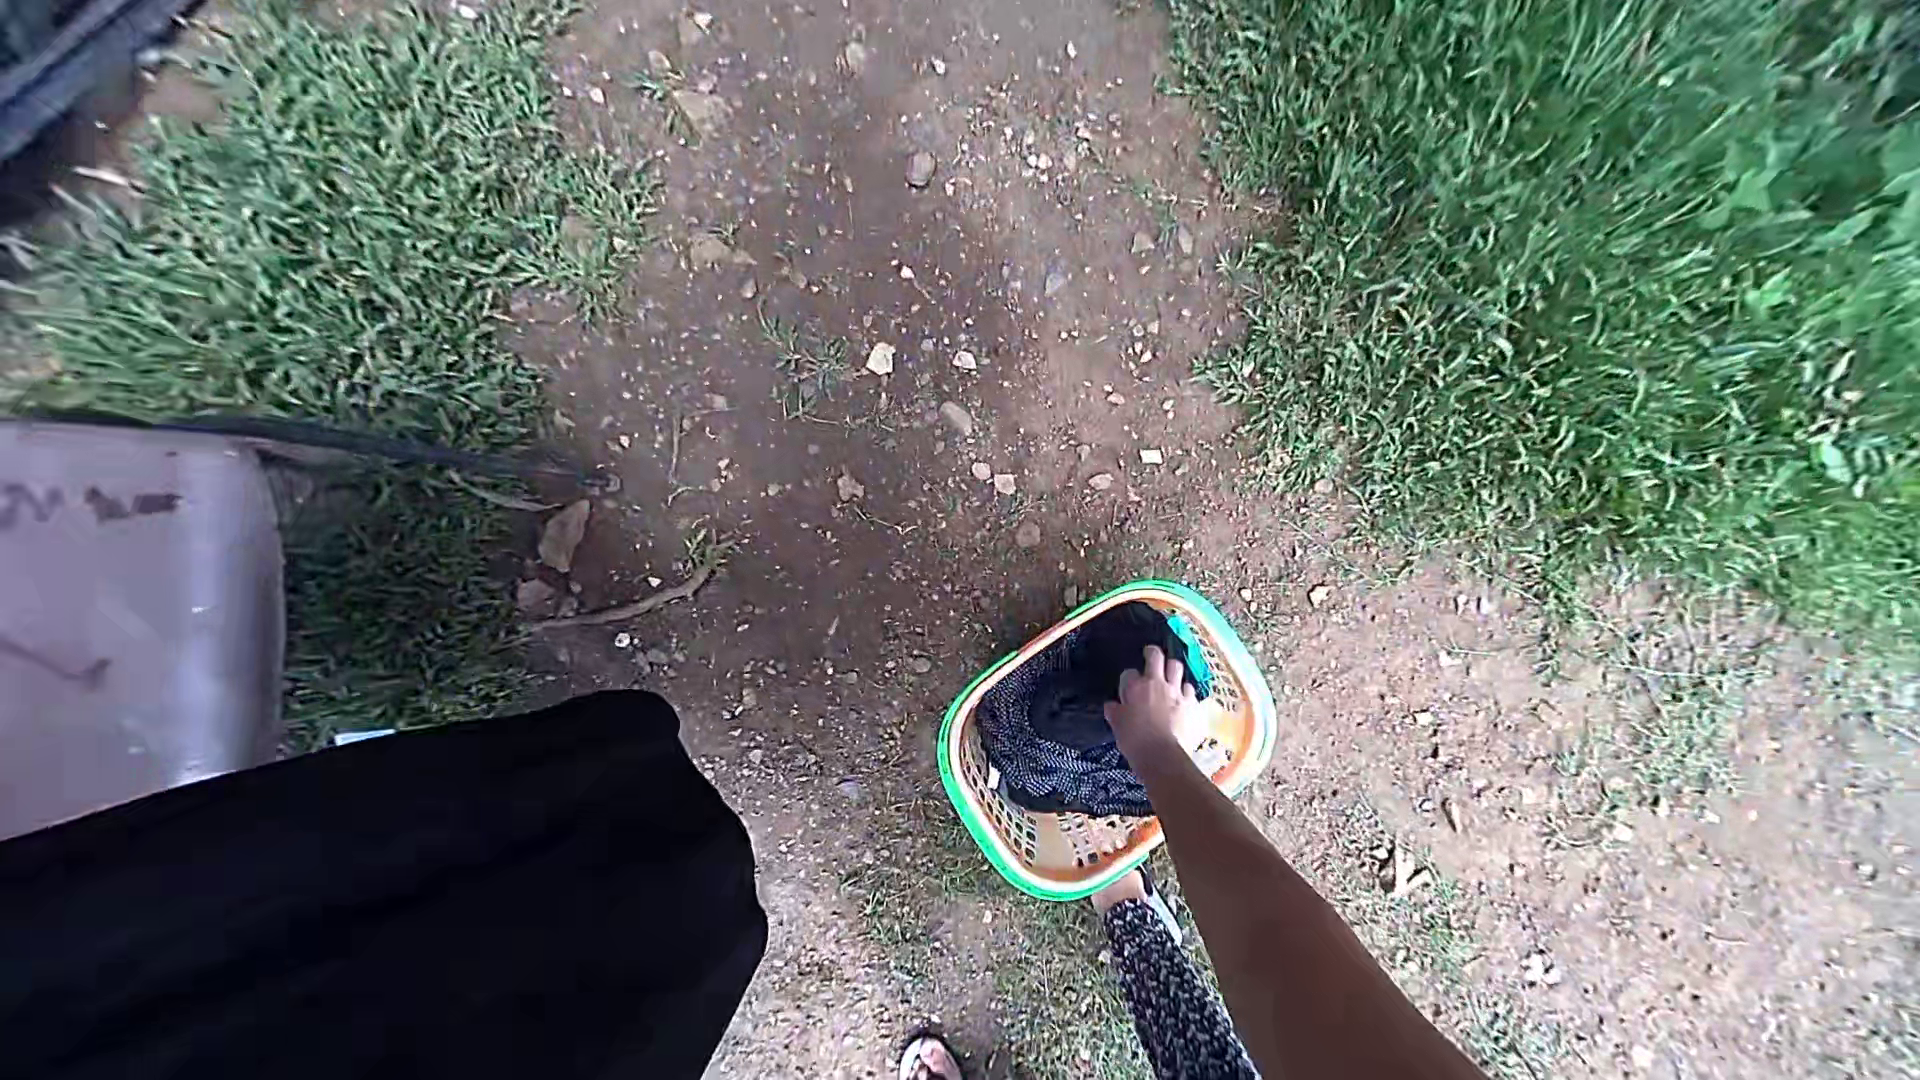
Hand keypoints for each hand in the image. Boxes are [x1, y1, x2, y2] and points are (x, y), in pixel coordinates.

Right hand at [1104, 644, 1202, 760]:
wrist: (1161, 754)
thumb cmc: (1134, 739)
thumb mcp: (1117, 724)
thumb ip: (1114, 711)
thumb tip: (1112, 705)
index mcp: (1135, 687)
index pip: (1129, 673)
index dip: (1128, 678)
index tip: (1129, 686)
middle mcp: (1156, 683)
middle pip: (1156, 656)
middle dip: (1152, 652)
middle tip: (1150, 654)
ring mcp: (1176, 692)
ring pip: (1176, 667)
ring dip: (1172, 668)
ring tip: (1170, 674)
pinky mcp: (1191, 703)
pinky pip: (1189, 688)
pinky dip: (1185, 690)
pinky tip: (1183, 696)